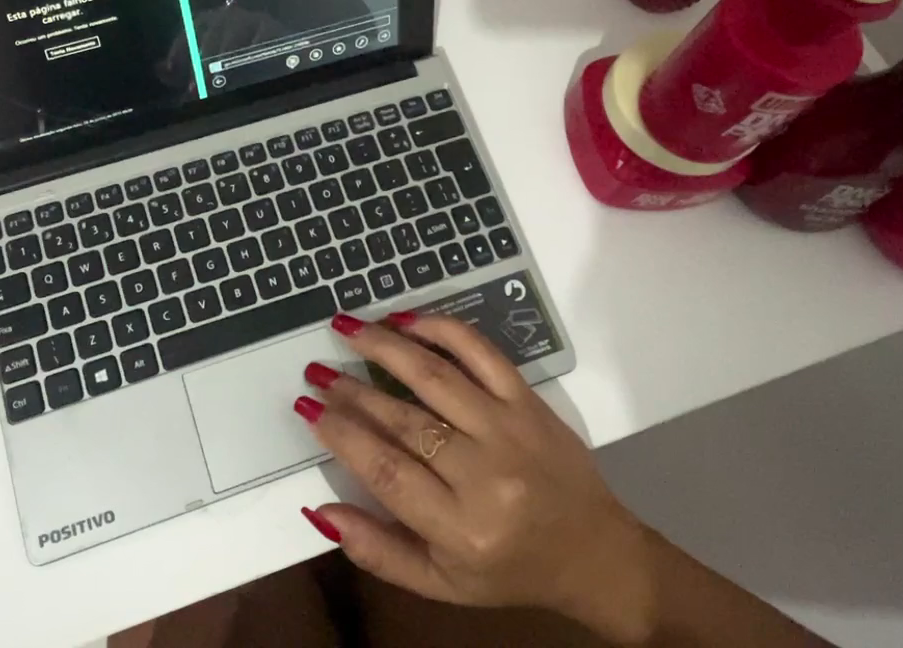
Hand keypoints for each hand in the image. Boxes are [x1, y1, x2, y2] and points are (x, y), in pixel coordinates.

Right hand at [296, 312, 657, 643]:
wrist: (593, 551)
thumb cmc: (508, 570)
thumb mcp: (440, 583)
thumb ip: (378, 550)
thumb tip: (319, 511)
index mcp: (461, 529)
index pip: (385, 470)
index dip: (341, 434)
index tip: (308, 406)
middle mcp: (486, 475)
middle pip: (404, 420)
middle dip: (352, 389)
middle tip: (317, 369)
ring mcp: (510, 429)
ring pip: (436, 376)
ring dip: (385, 346)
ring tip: (347, 327)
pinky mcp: (529, 401)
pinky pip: (482, 353)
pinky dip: (442, 329)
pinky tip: (407, 318)